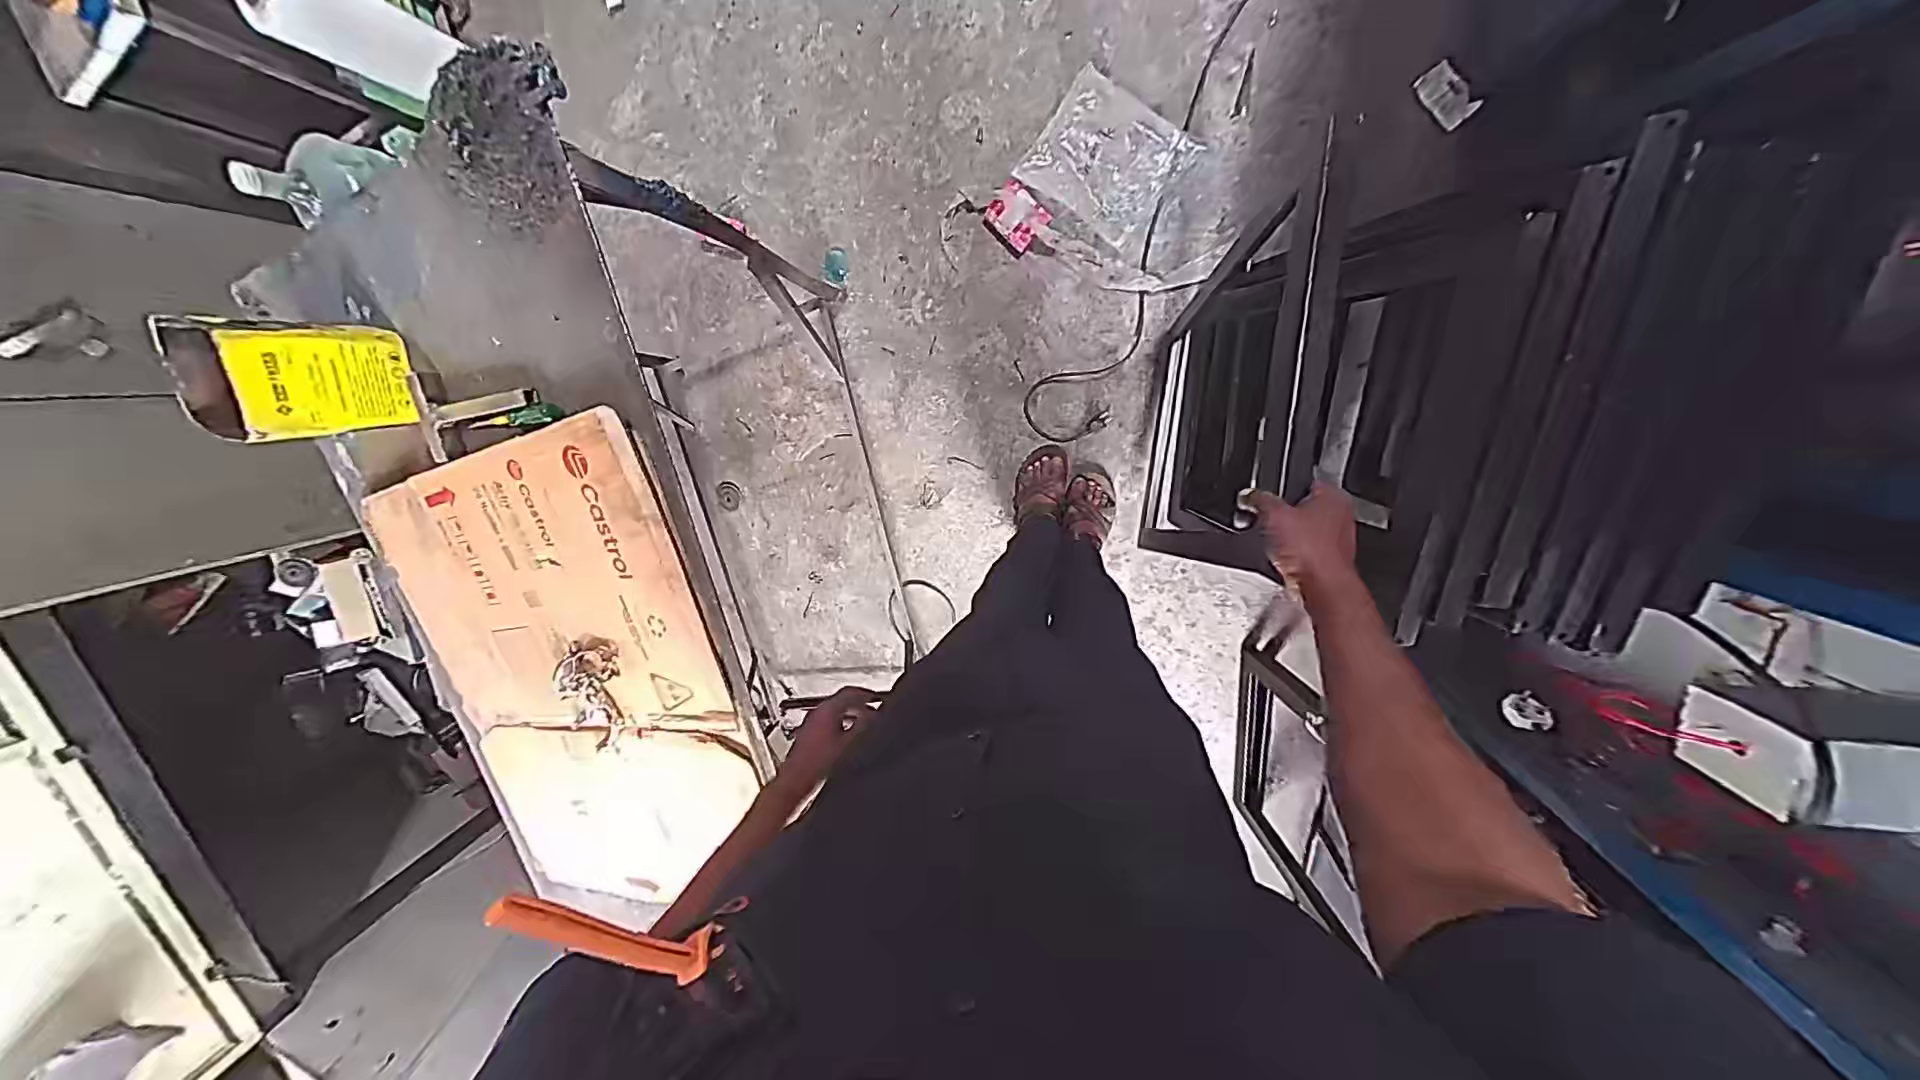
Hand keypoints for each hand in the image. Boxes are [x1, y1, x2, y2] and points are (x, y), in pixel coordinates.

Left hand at [776, 686, 883, 793]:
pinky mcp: (807, 736)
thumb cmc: (819, 765)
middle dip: (859, 706)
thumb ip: (865, 726)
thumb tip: (874, 716)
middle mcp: (816, 713)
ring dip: (850, 716)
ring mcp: (810, 724)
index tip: (878, 698)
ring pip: (835, 713)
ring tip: (863, 724)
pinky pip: (827, 724)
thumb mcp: (852, 743)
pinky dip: (840, 726)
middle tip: (873, 711)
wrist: (797, 782)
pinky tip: (847, 739)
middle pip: (842, 702)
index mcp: (827, 709)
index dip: (867, 695)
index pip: (851, 692)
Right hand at [1239, 481, 1357, 590]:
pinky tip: (1286, 559)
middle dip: (1283, 516)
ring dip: (1288, 537)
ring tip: (1276, 544)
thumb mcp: (1274, 515)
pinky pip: (1305, 551)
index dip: (1282, 490)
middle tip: (1268, 523)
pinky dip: (1294, 555)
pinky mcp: (1330, 560)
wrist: (1322, 586)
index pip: (1305, 482)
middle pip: (1302, 508)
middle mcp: (1341, 515)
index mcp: (1334, 496)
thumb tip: (1250, 495)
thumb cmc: (1311, 551)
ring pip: (1303, 531)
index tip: (1267, 499)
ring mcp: (1338, 539)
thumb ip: (1260, 499)